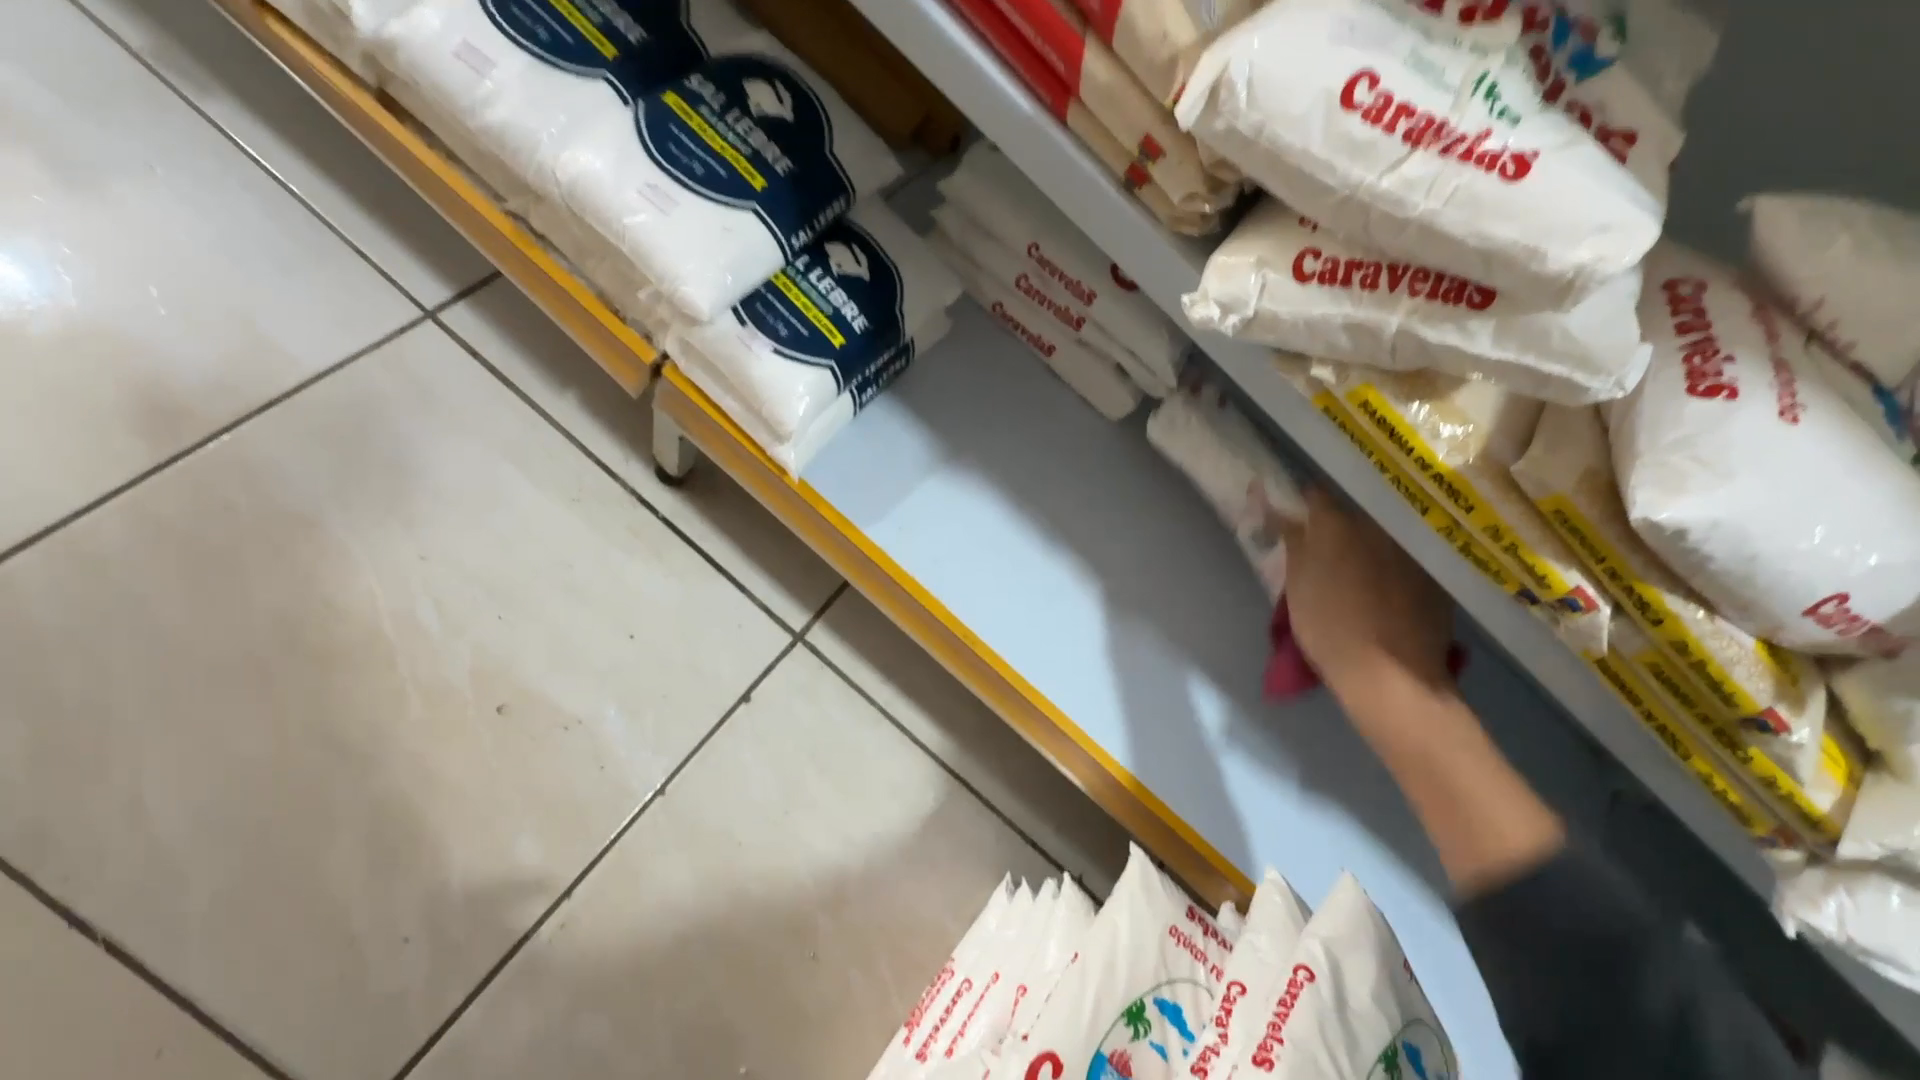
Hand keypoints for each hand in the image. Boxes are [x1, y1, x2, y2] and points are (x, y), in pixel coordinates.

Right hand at [1282, 488, 1454, 700]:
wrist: (1391, 675)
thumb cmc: (1329, 628)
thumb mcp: (1297, 585)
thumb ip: (1294, 542)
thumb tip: (1286, 511)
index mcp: (1338, 524)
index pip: (1314, 496)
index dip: (1301, 506)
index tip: (1293, 520)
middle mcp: (1379, 526)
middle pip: (1353, 515)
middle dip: (1339, 528)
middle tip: (1326, 553)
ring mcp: (1411, 550)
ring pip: (1382, 537)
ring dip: (1369, 547)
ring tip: (1359, 575)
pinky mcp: (1435, 576)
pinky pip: (1407, 561)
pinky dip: (1394, 570)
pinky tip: (1388, 595)